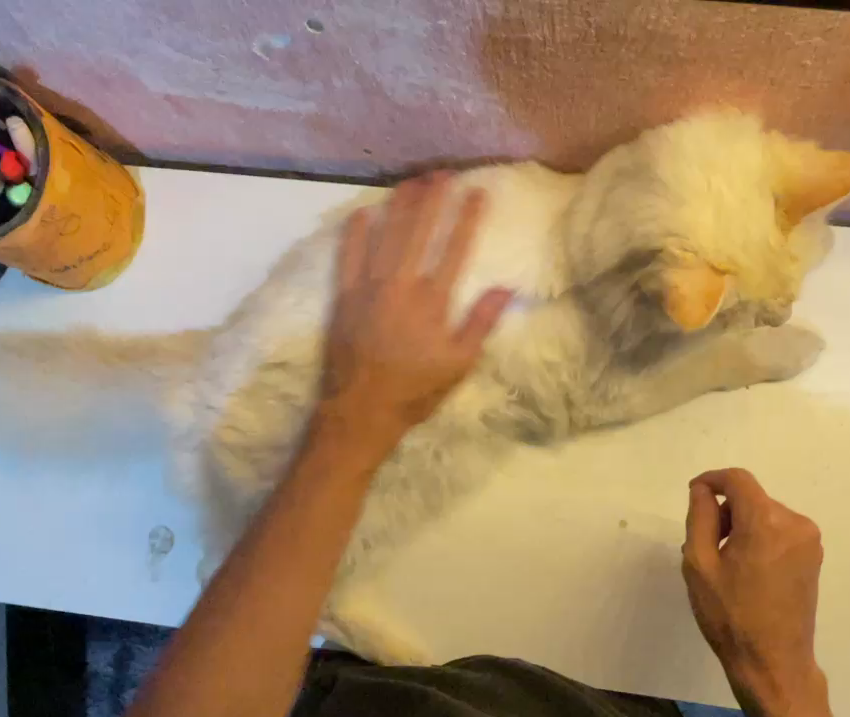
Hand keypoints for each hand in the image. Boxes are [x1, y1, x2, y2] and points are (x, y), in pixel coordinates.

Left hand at [312, 173, 513, 459]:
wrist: (361, 410)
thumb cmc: (415, 392)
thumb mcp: (458, 365)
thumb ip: (480, 324)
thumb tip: (505, 289)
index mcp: (434, 302)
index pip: (455, 250)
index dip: (468, 218)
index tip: (478, 192)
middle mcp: (402, 286)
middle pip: (420, 232)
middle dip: (434, 199)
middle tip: (443, 173)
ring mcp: (369, 288)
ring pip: (386, 236)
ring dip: (400, 205)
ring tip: (412, 181)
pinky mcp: (344, 297)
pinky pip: (348, 256)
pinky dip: (355, 233)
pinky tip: (363, 212)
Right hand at [682, 468, 827, 716]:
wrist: (772, 660)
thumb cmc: (729, 615)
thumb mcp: (699, 565)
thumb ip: (700, 518)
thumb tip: (703, 491)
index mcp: (766, 522)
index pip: (738, 480)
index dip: (712, 481)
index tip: (694, 494)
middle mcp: (795, 523)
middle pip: (751, 499)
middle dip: (725, 513)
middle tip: (705, 546)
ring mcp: (809, 541)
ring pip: (765, 516)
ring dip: (741, 528)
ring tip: (725, 566)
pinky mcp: (813, 557)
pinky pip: (779, 533)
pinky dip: (759, 540)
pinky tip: (746, 572)